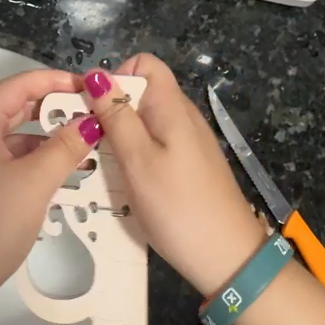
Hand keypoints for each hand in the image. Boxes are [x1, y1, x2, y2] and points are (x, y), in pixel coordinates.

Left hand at [0, 69, 95, 304]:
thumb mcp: (34, 183)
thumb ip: (65, 148)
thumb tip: (92, 121)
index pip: (20, 84)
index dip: (55, 80)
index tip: (89, 86)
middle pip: (15, 106)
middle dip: (54, 107)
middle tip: (92, 111)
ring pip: (14, 135)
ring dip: (47, 137)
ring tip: (85, 143)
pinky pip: (9, 158)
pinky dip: (35, 160)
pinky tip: (61, 172)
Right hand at [82, 55, 266, 296]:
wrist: (231, 261)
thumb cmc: (179, 207)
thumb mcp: (138, 161)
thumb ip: (116, 117)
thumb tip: (96, 73)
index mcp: (172, 106)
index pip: (144, 63)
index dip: (117, 76)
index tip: (96, 108)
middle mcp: (183, 116)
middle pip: (142, 93)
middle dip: (112, 110)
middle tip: (93, 143)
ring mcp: (190, 142)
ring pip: (146, 122)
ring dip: (122, 137)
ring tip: (107, 167)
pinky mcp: (192, 166)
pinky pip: (157, 145)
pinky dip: (138, 156)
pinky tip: (131, 184)